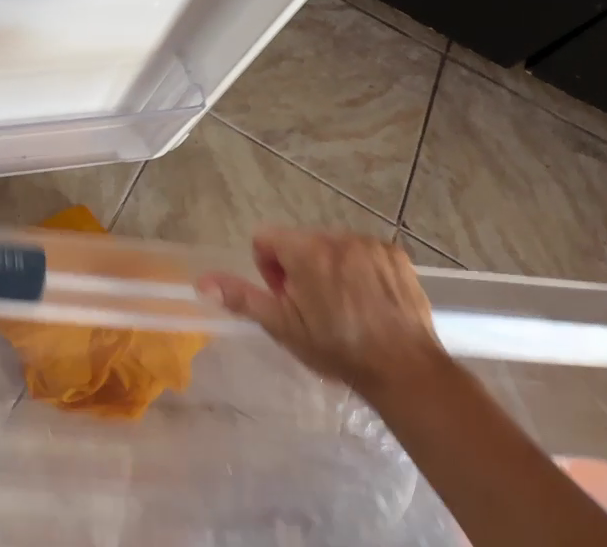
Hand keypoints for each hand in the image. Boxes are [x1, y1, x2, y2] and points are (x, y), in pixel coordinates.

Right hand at [196, 229, 444, 395]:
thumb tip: (202, 281)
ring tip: (343, 308)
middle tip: (313, 309)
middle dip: (299, 269)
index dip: (268, 270)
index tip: (286, 299)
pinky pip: (363, 253)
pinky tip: (368, 301)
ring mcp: (370, 245)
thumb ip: (241, 297)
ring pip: (332, 247)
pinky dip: (360, 270)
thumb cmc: (337, 348)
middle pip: (300, 243)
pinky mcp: (396, 255)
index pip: (265, 239)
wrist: (404, 370)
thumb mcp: (282, 326)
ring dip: (329, 268)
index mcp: (305, 250)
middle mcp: (337, 237)